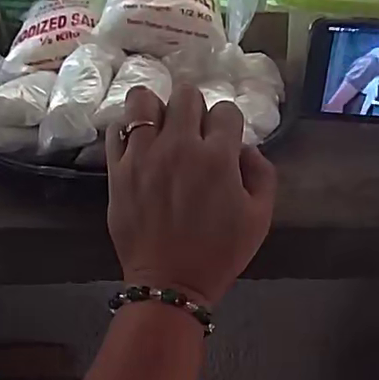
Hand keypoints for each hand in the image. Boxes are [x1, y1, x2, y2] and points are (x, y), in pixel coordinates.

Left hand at [105, 83, 276, 306]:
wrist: (171, 284)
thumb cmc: (219, 255)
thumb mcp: (260, 217)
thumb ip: (261, 173)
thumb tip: (243, 148)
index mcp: (217, 157)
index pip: (226, 111)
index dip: (228, 127)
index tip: (223, 147)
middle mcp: (178, 147)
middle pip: (186, 95)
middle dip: (195, 112)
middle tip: (193, 138)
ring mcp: (143, 157)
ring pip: (144, 100)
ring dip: (156, 111)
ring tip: (160, 133)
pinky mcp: (117, 172)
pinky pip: (116, 131)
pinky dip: (128, 132)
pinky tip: (138, 149)